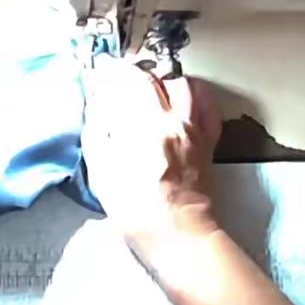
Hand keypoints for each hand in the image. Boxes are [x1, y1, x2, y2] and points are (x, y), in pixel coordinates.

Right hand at [82, 59, 223, 249]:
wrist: (176, 234)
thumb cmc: (132, 207)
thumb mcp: (100, 168)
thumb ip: (97, 128)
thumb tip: (95, 100)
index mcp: (144, 127)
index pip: (128, 80)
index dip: (111, 70)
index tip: (100, 70)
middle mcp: (174, 121)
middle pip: (156, 78)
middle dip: (134, 73)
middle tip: (119, 79)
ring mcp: (195, 129)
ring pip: (185, 84)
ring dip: (164, 80)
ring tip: (151, 87)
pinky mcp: (209, 140)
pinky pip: (207, 105)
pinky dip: (193, 94)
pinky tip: (179, 100)